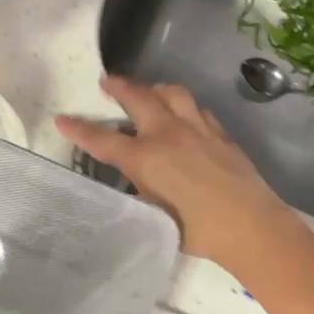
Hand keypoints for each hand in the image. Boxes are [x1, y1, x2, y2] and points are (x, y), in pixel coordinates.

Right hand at [56, 76, 294, 269]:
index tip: (63, 120)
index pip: (104, 140)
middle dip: (118, 87)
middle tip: (107, 82)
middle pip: (138, 98)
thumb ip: (145, 194)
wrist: (250, 225)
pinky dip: (184, 105)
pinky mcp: (221, 134)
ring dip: (154, 88)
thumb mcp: (158, 218)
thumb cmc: (199, 232)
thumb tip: (140, 182)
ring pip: (172, 93)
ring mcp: (198, 129)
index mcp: (145, 158)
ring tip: (149, 91)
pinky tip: (185, 114)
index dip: (80, 130)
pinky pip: (198, 109)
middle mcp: (168, 134)